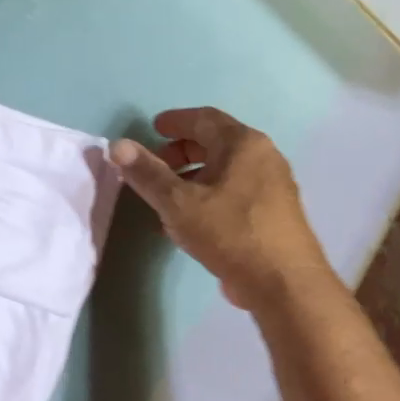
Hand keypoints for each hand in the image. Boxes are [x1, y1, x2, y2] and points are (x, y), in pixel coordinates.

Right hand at [110, 107, 334, 311]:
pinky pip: (234, 190)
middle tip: (155, 165)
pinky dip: (208, 193)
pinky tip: (191, 219)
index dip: (175, 121)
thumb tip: (118, 145)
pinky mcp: (272, 212)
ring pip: (224, 169)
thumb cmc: (229, 232)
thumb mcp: (177, 203)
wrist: (282, 282)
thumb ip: (146, 173)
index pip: (204, 118)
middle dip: (181, 151)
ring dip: (192, 176)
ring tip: (166, 197)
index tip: (153, 128)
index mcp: (243, 144)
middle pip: (216, 142)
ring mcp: (272, 185)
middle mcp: (263, 156)